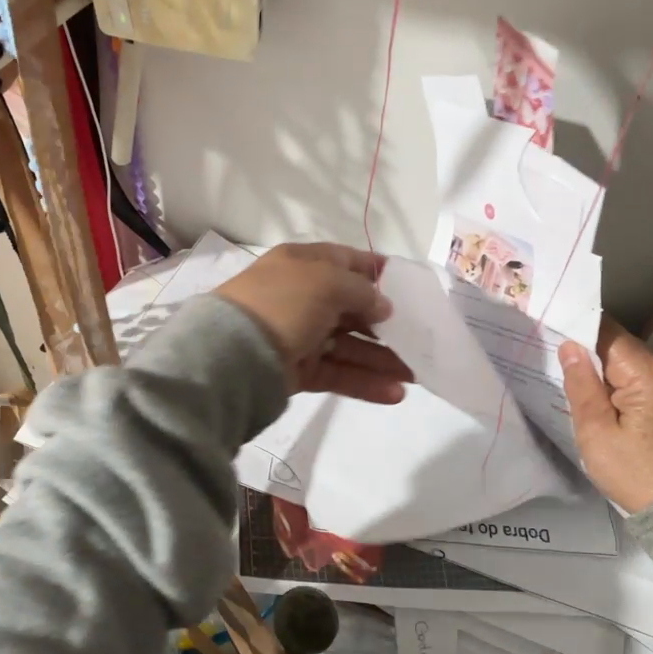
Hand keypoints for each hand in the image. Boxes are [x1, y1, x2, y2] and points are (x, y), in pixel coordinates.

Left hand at [215, 243, 414, 404]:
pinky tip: (395, 392)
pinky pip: (338, 373)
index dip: (376, 270)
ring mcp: (299, 335)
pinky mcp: (297, 370)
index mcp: (302, 264)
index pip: (345, 261)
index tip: (409, 285)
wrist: (231, 354)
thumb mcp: (326, 282)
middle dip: (387, 324)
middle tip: (421, 338)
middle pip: (352, 308)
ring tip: (418, 374)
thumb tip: (382, 306)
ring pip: (349, 345)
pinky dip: (365, 382)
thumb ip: (361, 290)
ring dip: (383, 359)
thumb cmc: (282, 304)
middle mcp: (301, 296)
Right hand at [560, 319, 652, 513]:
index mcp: (650, 373)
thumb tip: (570, 347)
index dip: (576, 332)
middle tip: (556, 370)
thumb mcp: (596, 434)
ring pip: (634, 365)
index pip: (606, 332)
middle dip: (590, 355)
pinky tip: (609, 407)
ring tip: (579, 391)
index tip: (549, 338)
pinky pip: (649, 381)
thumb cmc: (637, 475)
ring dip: (608, 374)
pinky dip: (626, 387)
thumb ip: (582, 386)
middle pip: (621, 347)